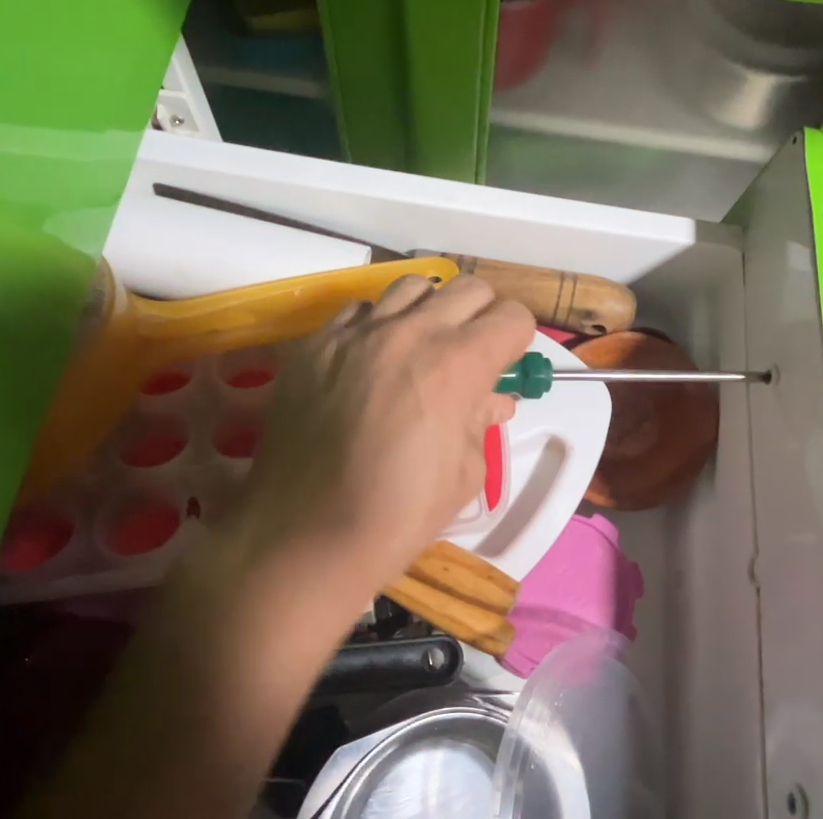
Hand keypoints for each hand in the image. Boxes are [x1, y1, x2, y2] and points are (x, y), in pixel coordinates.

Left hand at [232, 274, 534, 597]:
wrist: (305, 535)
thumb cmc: (398, 515)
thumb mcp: (464, 474)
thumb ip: (481, 421)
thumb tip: (492, 399)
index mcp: (457, 364)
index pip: (512, 316)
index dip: (517, 341)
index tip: (506, 363)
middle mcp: (410, 332)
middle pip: (468, 288)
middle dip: (481, 316)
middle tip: (472, 353)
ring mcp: (357, 332)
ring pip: (412, 286)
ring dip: (429, 310)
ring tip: (420, 346)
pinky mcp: (317, 343)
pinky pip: (358, 311)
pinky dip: (377, 325)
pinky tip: (370, 360)